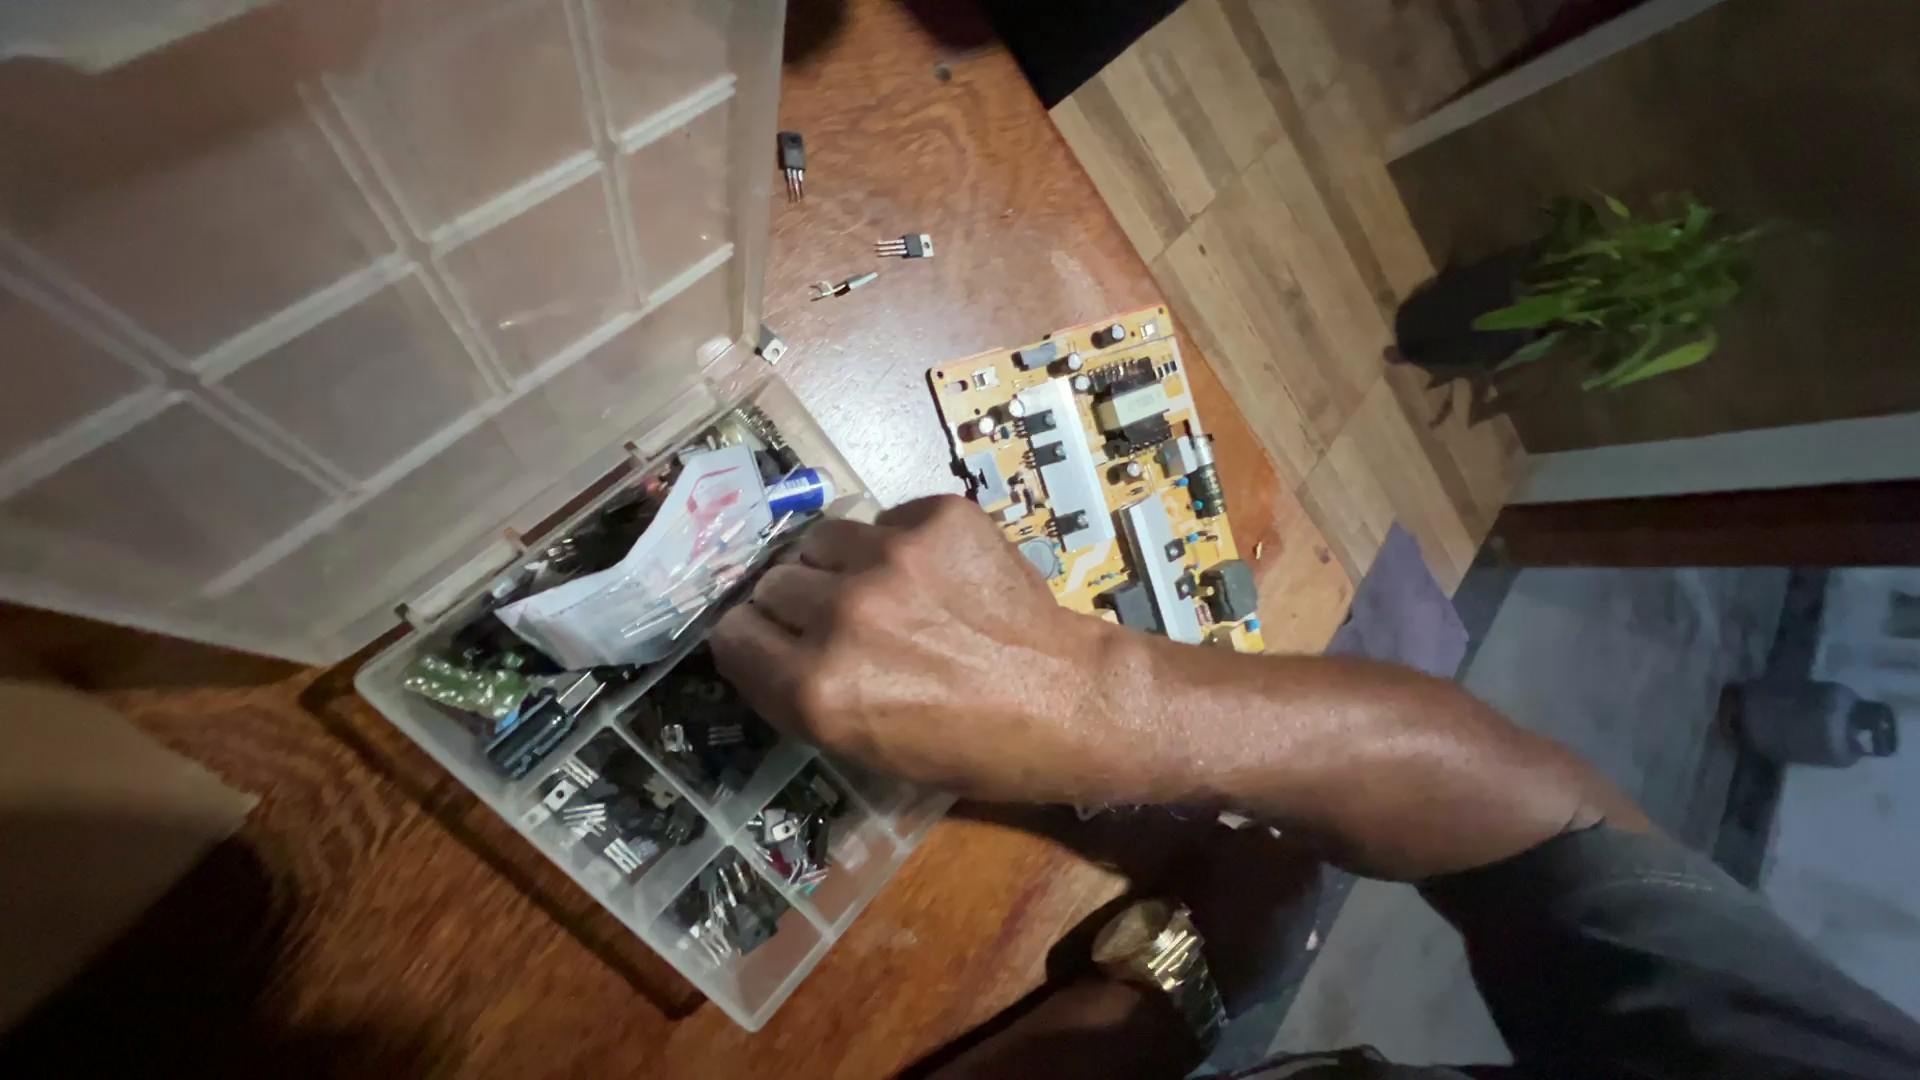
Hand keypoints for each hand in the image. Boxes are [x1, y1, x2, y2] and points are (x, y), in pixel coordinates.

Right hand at [710, 495, 1140, 801]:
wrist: (1064, 699)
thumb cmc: (967, 745)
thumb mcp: (862, 747)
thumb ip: (799, 691)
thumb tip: (763, 637)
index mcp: (816, 687)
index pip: (731, 634)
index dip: (755, 640)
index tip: (774, 640)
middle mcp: (843, 614)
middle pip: (771, 581)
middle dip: (796, 603)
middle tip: (838, 619)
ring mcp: (893, 557)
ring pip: (822, 537)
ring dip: (840, 564)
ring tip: (884, 588)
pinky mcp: (939, 517)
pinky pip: (885, 519)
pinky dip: (898, 543)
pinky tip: (935, 573)